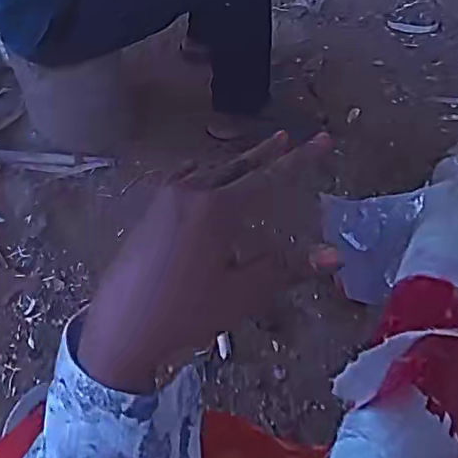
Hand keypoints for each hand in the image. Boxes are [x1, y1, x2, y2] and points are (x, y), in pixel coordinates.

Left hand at [76, 133, 332, 391]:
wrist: (123, 322)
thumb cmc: (186, 310)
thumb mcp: (242, 293)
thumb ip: (285, 268)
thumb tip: (333, 256)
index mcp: (217, 207)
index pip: (269, 179)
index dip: (300, 160)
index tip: (323, 140)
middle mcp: (191, 191)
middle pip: (238, 166)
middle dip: (267, 153)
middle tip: (291, 136)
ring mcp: (166, 197)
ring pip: (210, 172)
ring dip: (236, 164)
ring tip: (258, 154)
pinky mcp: (151, 209)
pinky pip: (183, 179)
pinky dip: (203, 173)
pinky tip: (203, 171)